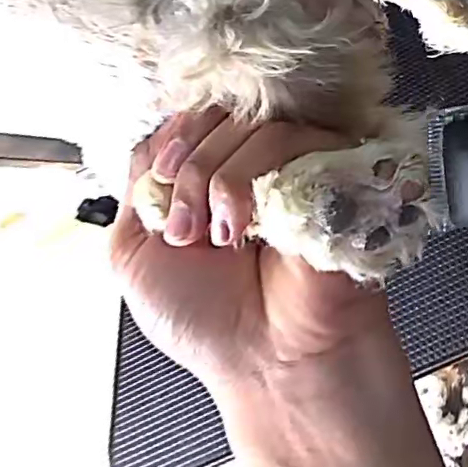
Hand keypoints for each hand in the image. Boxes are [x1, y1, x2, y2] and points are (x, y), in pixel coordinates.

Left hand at [109, 111, 390, 390]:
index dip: (174, 139)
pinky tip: (245, 225)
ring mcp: (299, 160)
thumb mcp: (135, 253)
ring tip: (219, 235)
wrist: (271, 352)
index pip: (195, 118)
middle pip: (220, 114)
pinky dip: (248, 178)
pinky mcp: (332, 162)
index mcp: (217, 174)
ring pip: (253, 126)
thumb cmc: (210, 317)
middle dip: (188, 168)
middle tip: (187, 227)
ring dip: (215, 179)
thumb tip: (159, 134)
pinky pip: (289, 137)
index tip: (162, 180)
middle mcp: (260, 161)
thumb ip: (140, 188)